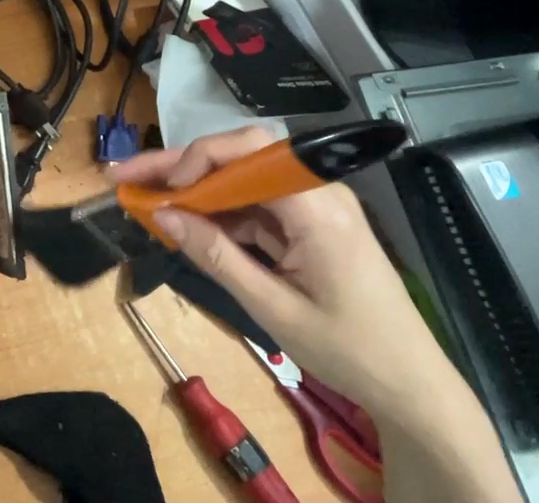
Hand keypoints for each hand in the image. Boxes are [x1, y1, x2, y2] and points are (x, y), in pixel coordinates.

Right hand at [111, 126, 457, 422]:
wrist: (412, 386)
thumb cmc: (349, 350)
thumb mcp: (272, 308)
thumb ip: (216, 256)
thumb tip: (162, 215)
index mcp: (317, 206)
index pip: (247, 152)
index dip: (195, 160)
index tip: (158, 189)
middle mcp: (316, 191)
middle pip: (238, 157)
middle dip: (180, 166)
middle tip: (126, 177)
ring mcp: (313, 205)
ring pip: (240, 178)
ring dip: (193, 188)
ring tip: (145, 199)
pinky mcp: (308, 222)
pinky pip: (254, 203)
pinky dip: (217, 211)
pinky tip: (186, 223)